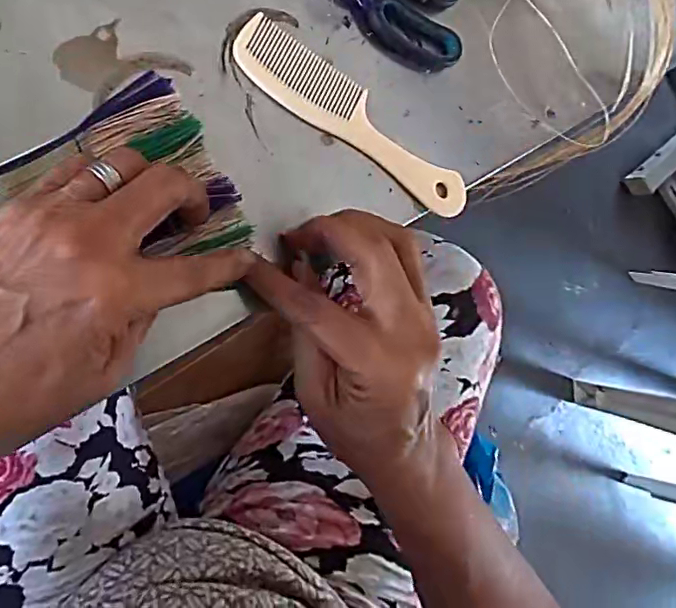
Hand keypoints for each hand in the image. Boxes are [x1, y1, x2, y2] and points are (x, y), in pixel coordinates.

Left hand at [0, 147, 255, 455]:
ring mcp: (51, 212)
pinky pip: (72, 173)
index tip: (240, 256)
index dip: (226, 263)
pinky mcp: (20, 204)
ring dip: (144, 177)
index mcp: (115, 290)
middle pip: (163, 184)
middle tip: (193, 212)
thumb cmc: (19, 387)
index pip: (192, 268)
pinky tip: (99, 198)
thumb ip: (139, 321)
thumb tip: (155, 285)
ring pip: (117, 163)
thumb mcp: (100, 374)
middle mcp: (89, 237)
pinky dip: (97, 179)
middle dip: (193, 193)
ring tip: (145, 199)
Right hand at [242, 210, 443, 484]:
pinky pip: (406, 252)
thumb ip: (302, 330)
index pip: (316, 304)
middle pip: (370, 251)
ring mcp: (425, 314)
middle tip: (294, 237)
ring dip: (353, 224)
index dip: (275, 280)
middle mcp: (408, 329)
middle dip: (325, 230)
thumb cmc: (354, 432)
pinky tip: (344, 242)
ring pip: (396, 240)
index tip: (248, 263)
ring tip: (319, 232)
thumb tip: (295, 271)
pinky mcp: (427, 307)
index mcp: (375, 360)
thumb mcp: (312, 392)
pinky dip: (372, 235)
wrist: (410, 452)